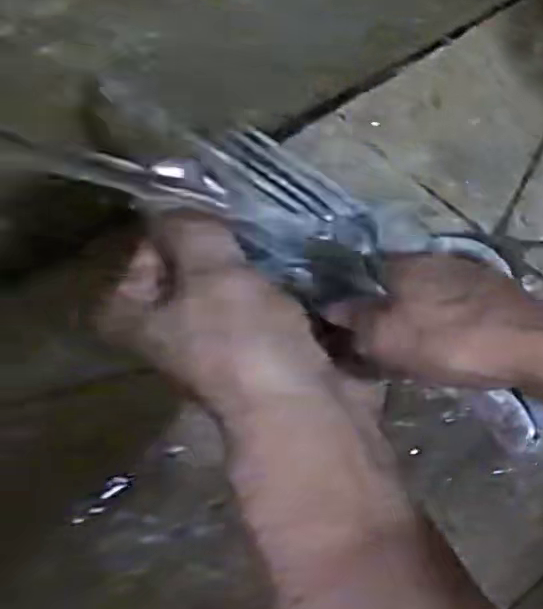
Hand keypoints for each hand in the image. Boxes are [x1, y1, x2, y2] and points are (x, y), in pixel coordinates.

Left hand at [98, 214, 342, 420]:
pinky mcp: (288, 351)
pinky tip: (341, 282)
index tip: (245, 214)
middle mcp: (179, 327)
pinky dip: (321, 297)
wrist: (308, 403)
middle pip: (215, 269)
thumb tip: (190, 204)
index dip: (199, 227)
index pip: (156, 247)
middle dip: (256, 251)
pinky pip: (303, 310)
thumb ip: (198, 234)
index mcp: (135, 311)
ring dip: (295, 274)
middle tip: (291, 231)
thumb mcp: (215, 276)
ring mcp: (237, 342)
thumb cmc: (247, 342)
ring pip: (266, 288)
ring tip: (324, 253)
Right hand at [325, 254, 542, 388]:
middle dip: (386, 314)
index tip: (332, 327)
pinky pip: (464, 317)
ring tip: (404, 357)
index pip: (362, 271)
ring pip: (435, 302)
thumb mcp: (388, 337)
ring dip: (420, 326)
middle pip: (402, 287)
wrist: (542, 350)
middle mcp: (447, 263)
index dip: (345, 298)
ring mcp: (482, 282)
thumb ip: (356, 320)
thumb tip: (334, 307)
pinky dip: (452, 333)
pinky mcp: (507, 305)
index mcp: (411, 261)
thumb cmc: (458, 341)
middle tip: (368, 349)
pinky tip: (447, 355)